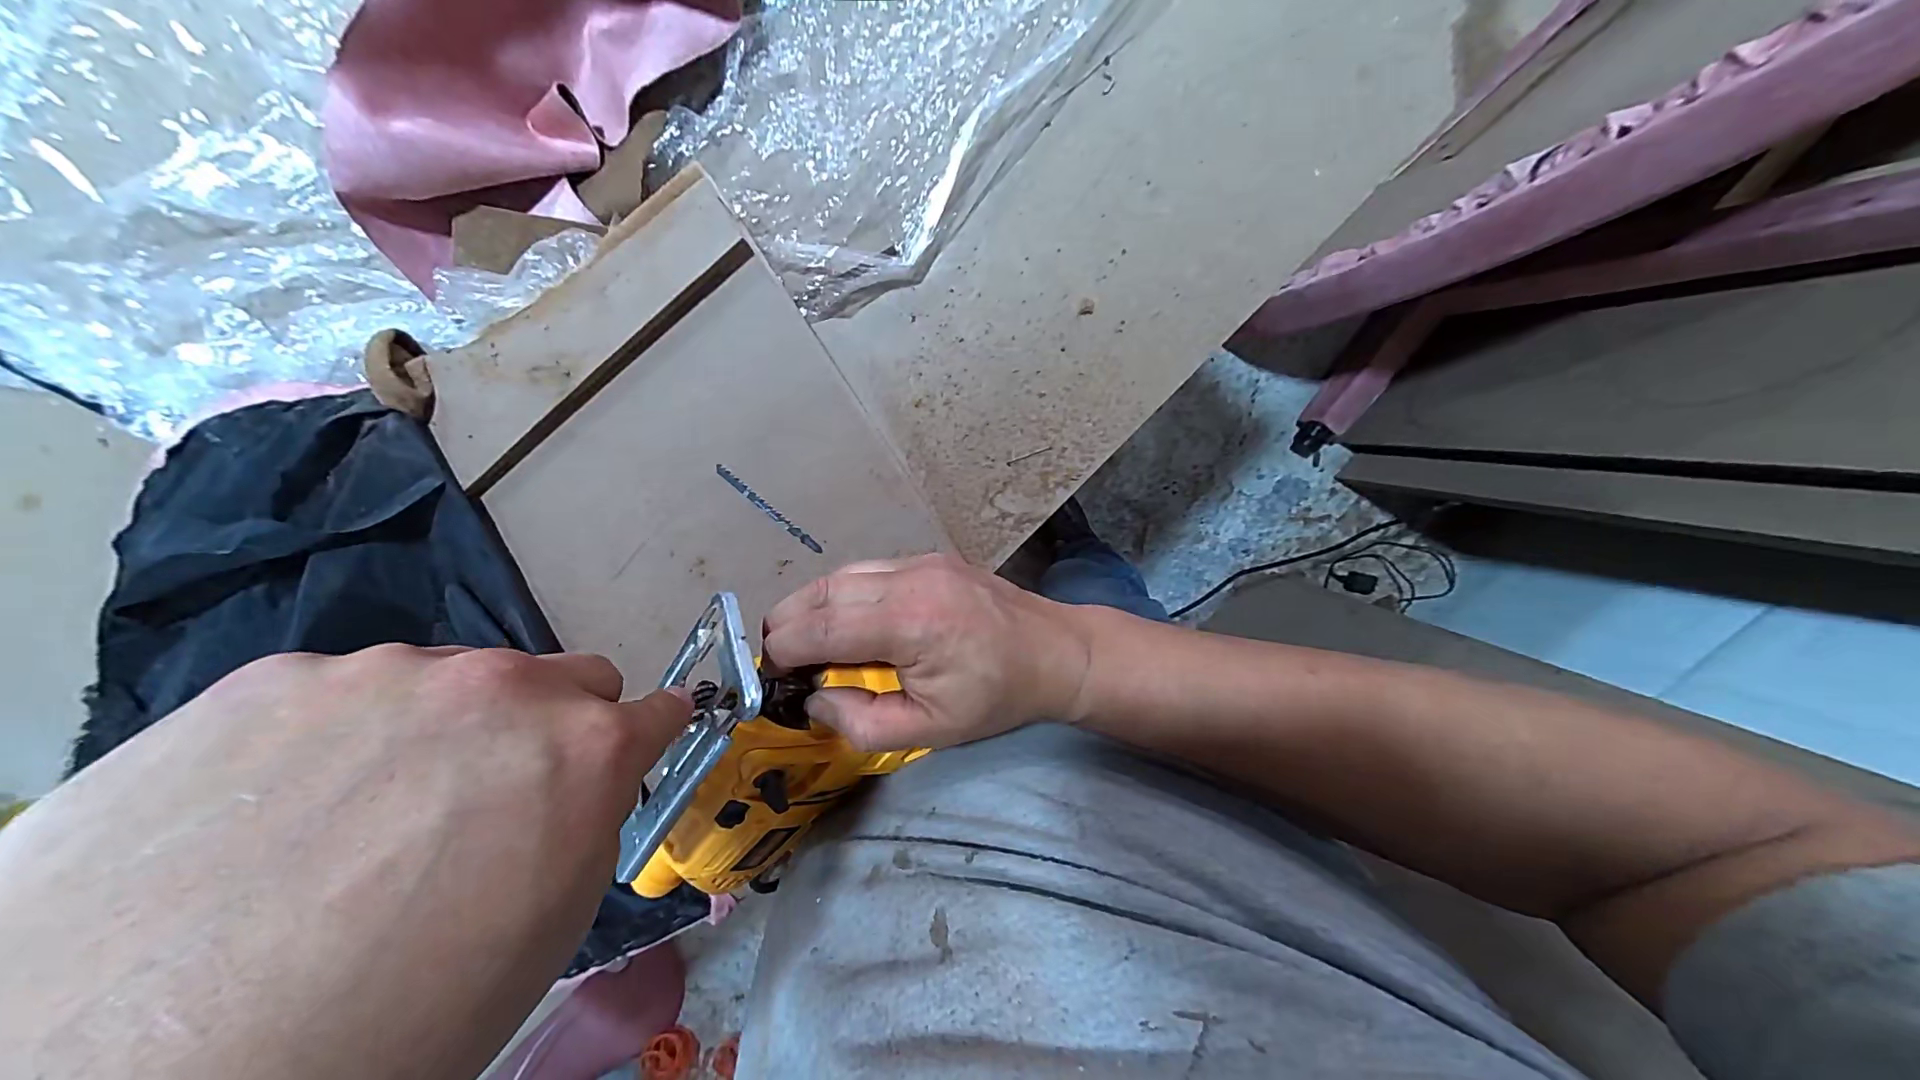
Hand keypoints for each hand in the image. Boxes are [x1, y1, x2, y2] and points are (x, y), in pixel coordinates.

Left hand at [0, 645, 689, 1079]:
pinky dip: (351, 732)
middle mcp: (505, 687)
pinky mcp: (276, 676)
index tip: (638, 752)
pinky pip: (354, 690)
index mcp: (586, 748)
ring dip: (452, 727)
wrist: (117, 1072)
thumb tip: (580, 789)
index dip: (652, 735)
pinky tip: (282, 810)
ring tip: (364, 819)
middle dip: (562, 725)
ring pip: (463, 678)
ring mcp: (389, 671)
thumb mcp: (544, 930)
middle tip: (498, 800)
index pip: (661, 710)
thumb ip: (586, 826)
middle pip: (573, 676)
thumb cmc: (395, 1019)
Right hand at [761, 554, 1094, 750]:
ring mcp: (921, 562)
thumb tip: (813, 699)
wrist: (1057, 653)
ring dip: (811, 605)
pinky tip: (844, 621)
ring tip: (803, 641)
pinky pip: (868, 571)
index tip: (767, 673)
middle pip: (822, 592)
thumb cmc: (997, 697)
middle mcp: (910, 579)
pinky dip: (843, 594)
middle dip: (788, 624)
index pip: (821, 628)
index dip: (784, 650)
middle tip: (777, 658)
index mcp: (910, 623)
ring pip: (841, 575)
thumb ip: (861, 722)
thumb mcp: (930, 730)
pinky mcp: (930, 558)